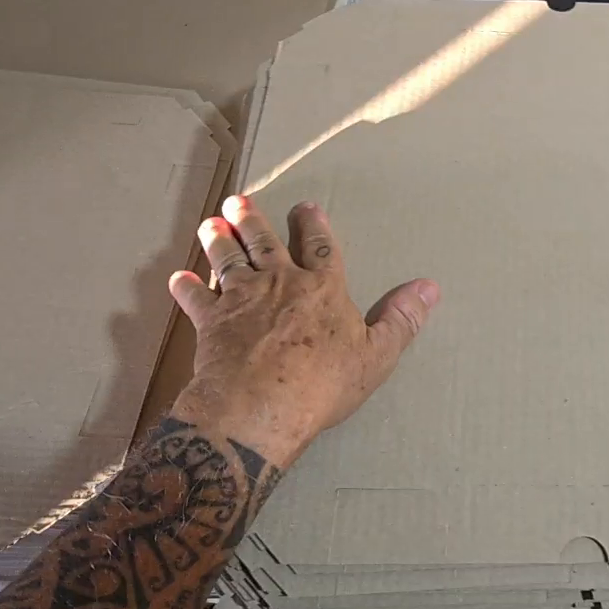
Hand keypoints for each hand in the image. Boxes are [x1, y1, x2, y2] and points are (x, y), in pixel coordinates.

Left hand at [166, 194, 438, 466]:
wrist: (260, 407)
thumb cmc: (324, 382)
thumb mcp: (377, 354)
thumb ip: (402, 318)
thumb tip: (430, 287)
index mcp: (322, 288)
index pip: (320, 247)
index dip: (313, 226)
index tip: (306, 207)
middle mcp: (280, 283)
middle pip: (265, 243)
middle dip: (253, 221)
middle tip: (238, 201)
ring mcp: (241, 300)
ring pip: (228, 260)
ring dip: (218, 240)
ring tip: (211, 224)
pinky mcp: (211, 323)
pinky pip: (196, 299)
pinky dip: (187, 288)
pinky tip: (179, 278)